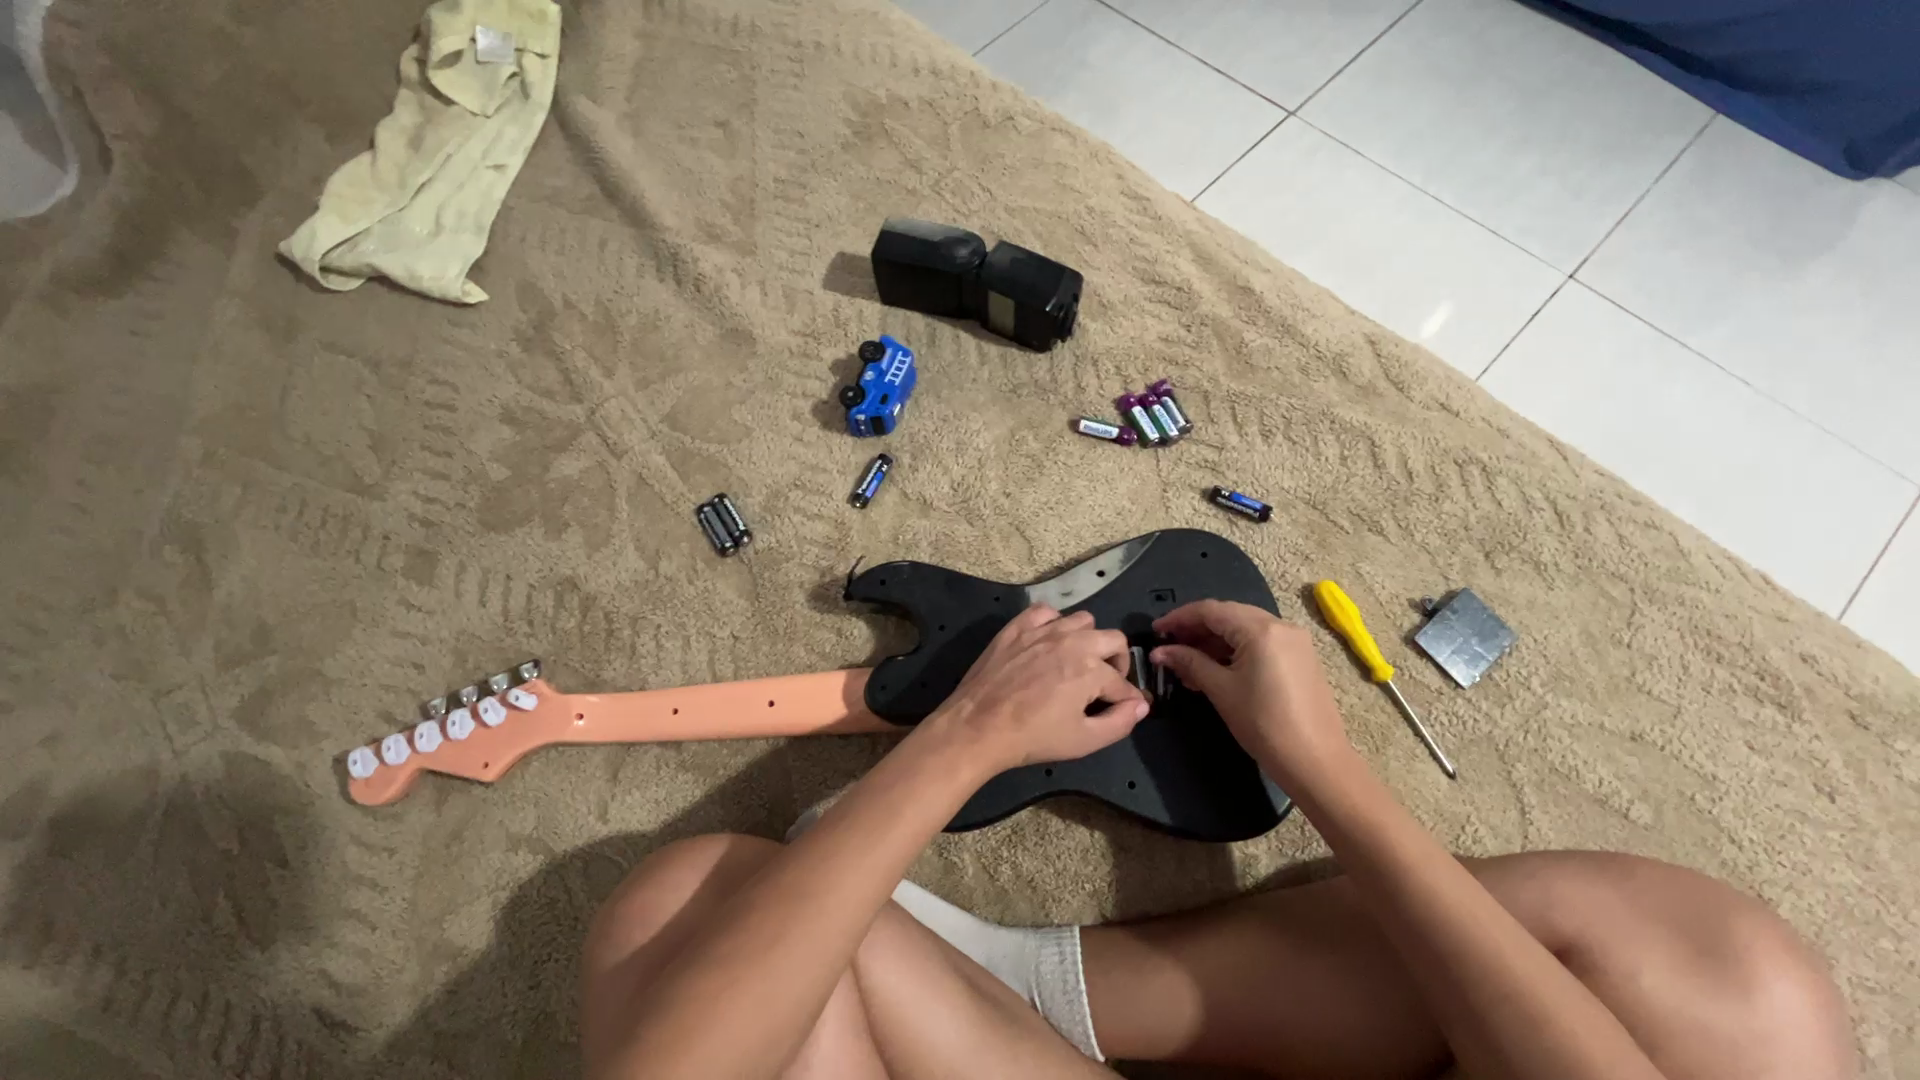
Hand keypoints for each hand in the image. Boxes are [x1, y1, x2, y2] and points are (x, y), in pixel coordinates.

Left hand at [922, 604, 1149, 774]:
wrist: (979, 726)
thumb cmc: (1033, 737)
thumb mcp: (1084, 741)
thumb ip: (1119, 723)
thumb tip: (1140, 706)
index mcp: (1092, 670)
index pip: (1123, 683)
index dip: (1128, 700)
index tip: (1125, 708)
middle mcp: (1072, 642)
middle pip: (1113, 640)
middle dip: (1117, 661)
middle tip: (1105, 684)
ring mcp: (1043, 630)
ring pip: (1082, 621)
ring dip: (1088, 640)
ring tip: (1077, 662)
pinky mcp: (1018, 627)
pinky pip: (1046, 612)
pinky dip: (1054, 623)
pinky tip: (1048, 642)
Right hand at [1150, 600, 1354, 787]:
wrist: (1315, 761)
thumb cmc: (1263, 724)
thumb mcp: (1221, 690)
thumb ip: (1189, 663)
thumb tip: (1160, 652)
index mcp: (1261, 629)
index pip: (1211, 610)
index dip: (1179, 618)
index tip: (1156, 631)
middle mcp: (1281, 626)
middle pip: (1229, 615)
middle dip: (1196, 628)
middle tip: (1169, 646)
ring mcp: (1294, 641)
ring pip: (1244, 629)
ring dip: (1214, 641)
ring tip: (1187, 663)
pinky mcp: (1300, 658)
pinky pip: (1260, 642)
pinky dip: (1235, 650)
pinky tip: (1215, 670)